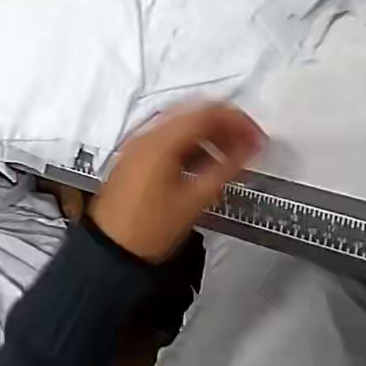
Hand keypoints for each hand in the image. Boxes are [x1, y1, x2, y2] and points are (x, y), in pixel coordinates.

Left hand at [90, 103, 265, 262]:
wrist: (111, 251)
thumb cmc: (146, 231)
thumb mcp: (195, 200)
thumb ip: (226, 169)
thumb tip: (247, 149)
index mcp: (160, 141)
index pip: (207, 113)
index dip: (237, 121)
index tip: (254, 135)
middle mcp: (146, 136)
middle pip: (194, 113)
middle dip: (225, 124)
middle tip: (247, 141)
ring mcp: (137, 145)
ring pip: (181, 124)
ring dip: (209, 133)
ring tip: (231, 152)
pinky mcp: (135, 157)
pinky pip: (168, 137)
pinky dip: (192, 143)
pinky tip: (206, 161)